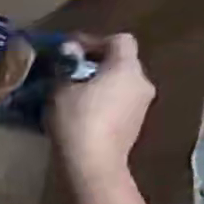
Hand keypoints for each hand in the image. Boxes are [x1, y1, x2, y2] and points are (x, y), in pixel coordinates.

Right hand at [49, 33, 152, 183]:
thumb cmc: (77, 120)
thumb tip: (68, 51)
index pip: (120, 40)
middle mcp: (142, 83)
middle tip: (67, 71)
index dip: (94, 41)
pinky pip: (119, 100)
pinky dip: (102, 99)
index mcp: (126, 69)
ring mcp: (142, 104)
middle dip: (95, 63)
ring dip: (98, 82)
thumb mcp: (61, 89)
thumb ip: (66, 67)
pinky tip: (81, 110)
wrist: (93, 162)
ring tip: (71, 92)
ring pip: (120, 82)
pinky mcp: (135, 122)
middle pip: (121, 62)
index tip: (70, 51)